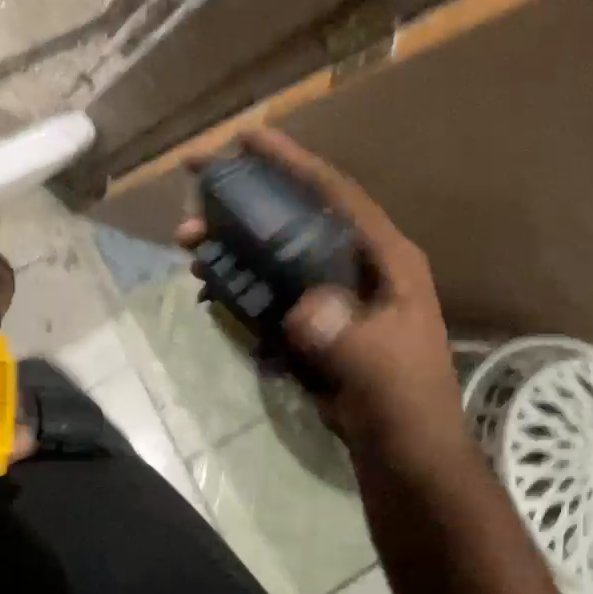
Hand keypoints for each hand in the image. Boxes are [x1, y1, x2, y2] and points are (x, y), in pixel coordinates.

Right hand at [175, 129, 466, 468]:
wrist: (405, 456)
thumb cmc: (406, 403)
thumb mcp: (380, 370)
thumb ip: (345, 336)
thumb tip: (303, 309)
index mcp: (385, 257)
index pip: (334, 193)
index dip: (291, 161)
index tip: (246, 137)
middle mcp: (355, 261)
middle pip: (293, 211)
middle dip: (243, 193)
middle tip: (195, 176)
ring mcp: (330, 288)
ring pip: (272, 245)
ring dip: (229, 236)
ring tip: (186, 238)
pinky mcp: (310, 315)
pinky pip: (265, 280)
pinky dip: (234, 274)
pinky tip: (204, 275)